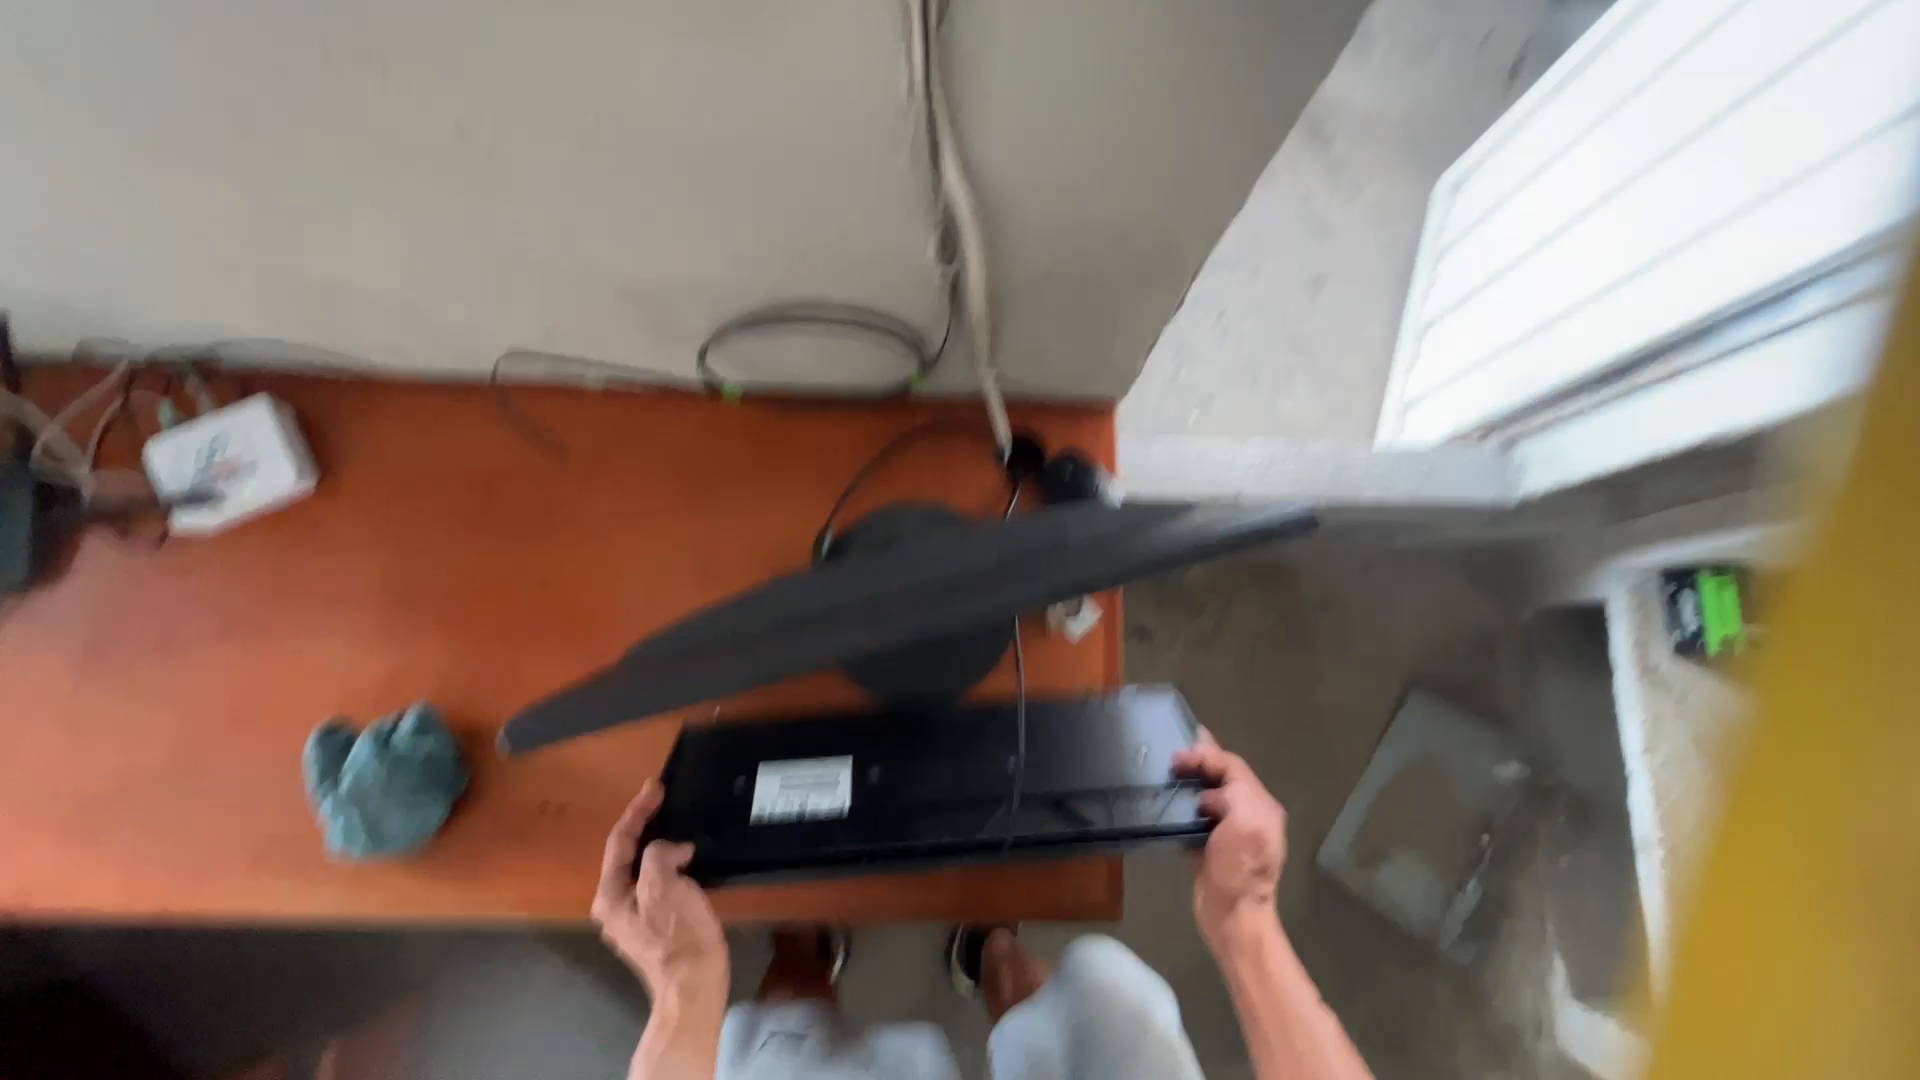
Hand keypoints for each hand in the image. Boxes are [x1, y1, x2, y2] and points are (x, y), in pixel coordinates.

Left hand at [593, 780, 728, 1000]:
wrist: (694, 984)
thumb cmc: (677, 935)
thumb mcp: (664, 887)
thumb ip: (659, 856)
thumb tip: (671, 849)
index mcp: (611, 895)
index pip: (619, 841)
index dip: (637, 810)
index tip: (655, 785)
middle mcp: (616, 903)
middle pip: (628, 852)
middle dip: (644, 822)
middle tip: (665, 796)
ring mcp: (636, 914)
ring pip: (644, 865)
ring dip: (658, 839)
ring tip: (675, 818)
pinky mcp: (657, 921)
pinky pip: (659, 878)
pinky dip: (670, 858)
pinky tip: (687, 853)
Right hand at [1173, 727, 1287, 942]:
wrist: (1232, 917)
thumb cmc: (1239, 869)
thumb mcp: (1245, 822)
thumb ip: (1234, 792)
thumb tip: (1208, 791)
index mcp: (1261, 806)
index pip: (1233, 766)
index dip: (1206, 755)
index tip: (1177, 757)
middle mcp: (1249, 815)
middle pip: (1222, 778)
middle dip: (1198, 765)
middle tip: (1169, 761)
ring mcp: (1230, 833)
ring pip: (1208, 796)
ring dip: (1189, 785)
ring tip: (1165, 778)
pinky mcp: (1211, 847)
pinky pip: (1197, 818)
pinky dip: (1183, 808)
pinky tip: (1167, 807)